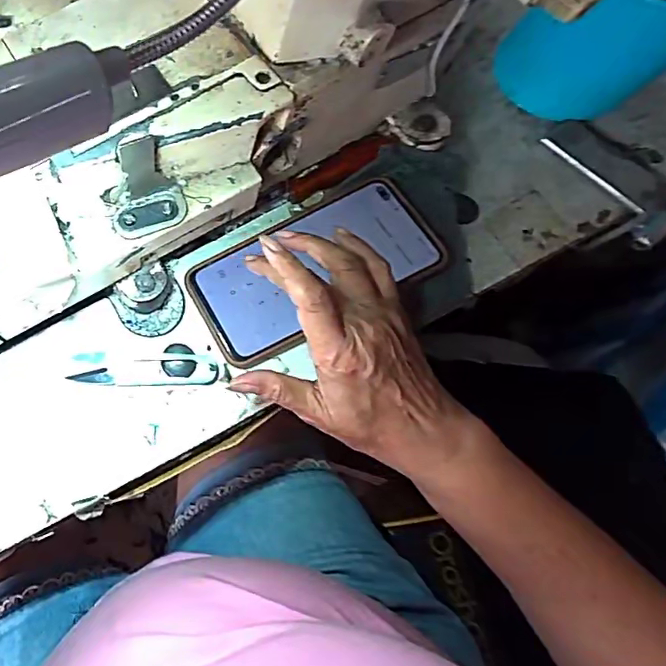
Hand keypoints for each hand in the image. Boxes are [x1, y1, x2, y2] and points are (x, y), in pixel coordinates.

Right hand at [230, 229, 487, 480]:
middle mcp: (364, 323)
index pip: (311, 296)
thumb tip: (238, 383)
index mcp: (339, 349)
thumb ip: (277, 390)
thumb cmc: (374, 424)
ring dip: (323, 243)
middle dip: (297, 248)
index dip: (286, 268)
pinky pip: (379, 268)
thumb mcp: (319, 413)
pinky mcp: (396, 311)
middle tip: (270, 243)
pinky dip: (358, 247)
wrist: (427, 429)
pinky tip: (342, 238)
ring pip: (355, 262)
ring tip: (297, 236)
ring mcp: (384, 313)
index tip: (266, 250)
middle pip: (331, 269)